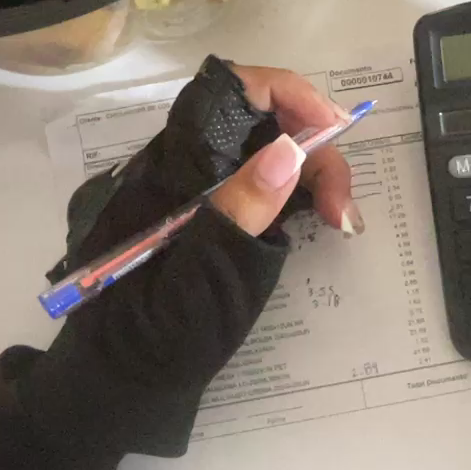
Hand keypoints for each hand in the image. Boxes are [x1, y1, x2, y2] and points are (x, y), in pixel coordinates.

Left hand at [28, 58, 362, 469]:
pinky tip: (327, 219)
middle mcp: (194, 166)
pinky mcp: (226, 212)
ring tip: (342, 220)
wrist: (127, 376)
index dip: (289, 94)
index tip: (333, 130)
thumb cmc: (158, 335)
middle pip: (267, 122)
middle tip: (343, 207)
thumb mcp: (204, 280)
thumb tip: (288, 150)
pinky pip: (274, 183)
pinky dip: (307, 194)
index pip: (232, 92)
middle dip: (317, 151)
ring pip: (277, 153)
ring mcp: (211, 189)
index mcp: (176, 168)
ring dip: (319, 175)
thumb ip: (240, 213)